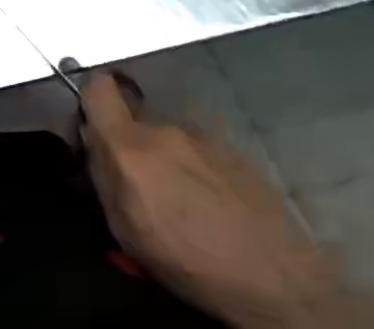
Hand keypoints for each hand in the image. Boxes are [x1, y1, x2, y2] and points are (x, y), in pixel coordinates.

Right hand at [82, 73, 370, 328]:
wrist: (282, 285)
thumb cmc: (190, 260)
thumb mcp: (125, 227)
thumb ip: (103, 175)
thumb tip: (95, 145)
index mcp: (128, 145)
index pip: (97, 88)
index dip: (91, 98)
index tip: (93, 120)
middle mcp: (165, 130)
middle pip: (134, 117)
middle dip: (131, 140)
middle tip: (141, 178)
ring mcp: (205, 139)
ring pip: (169, 136)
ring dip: (167, 157)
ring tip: (183, 198)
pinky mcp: (238, 154)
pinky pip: (201, 151)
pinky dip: (198, 169)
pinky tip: (212, 204)